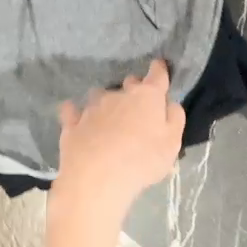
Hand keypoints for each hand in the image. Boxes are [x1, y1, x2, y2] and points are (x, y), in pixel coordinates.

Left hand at [55, 60, 185, 215]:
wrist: (97, 178)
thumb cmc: (142, 160)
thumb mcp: (173, 143)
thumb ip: (175, 118)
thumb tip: (169, 103)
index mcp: (147, 97)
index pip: (157, 75)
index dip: (159, 70)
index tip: (159, 68)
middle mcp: (118, 95)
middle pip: (129, 84)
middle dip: (134, 90)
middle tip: (138, 109)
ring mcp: (92, 107)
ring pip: (101, 95)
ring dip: (106, 102)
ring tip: (109, 119)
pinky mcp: (72, 123)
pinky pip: (72, 111)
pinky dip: (75, 112)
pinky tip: (76, 119)